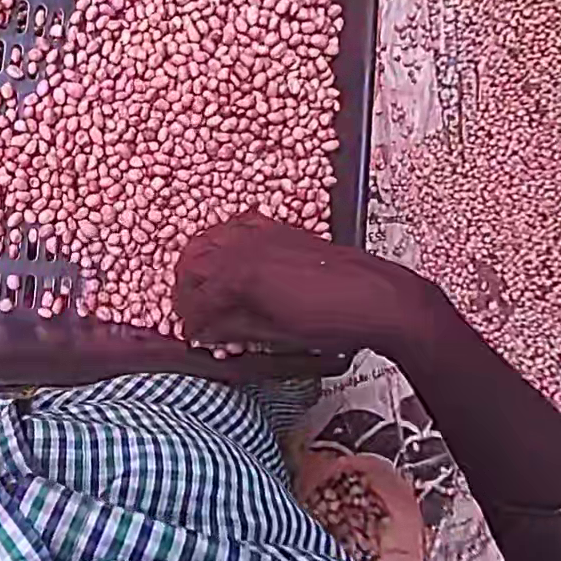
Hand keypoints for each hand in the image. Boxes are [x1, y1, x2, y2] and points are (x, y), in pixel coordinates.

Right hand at [173, 211, 456, 352]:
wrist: (374, 298)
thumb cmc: (331, 319)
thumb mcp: (275, 334)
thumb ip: (234, 329)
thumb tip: (210, 332)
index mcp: (239, 276)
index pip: (197, 298)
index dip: (191, 320)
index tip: (193, 333)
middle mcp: (243, 247)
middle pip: (193, 262)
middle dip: (185, 287)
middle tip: (190, 309)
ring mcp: (260, 234)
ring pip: (209, 238)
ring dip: (198, 261)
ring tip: (202, 283)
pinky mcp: (277, 229)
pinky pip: (237, 226)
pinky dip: (224, 239)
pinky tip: (229, 256)